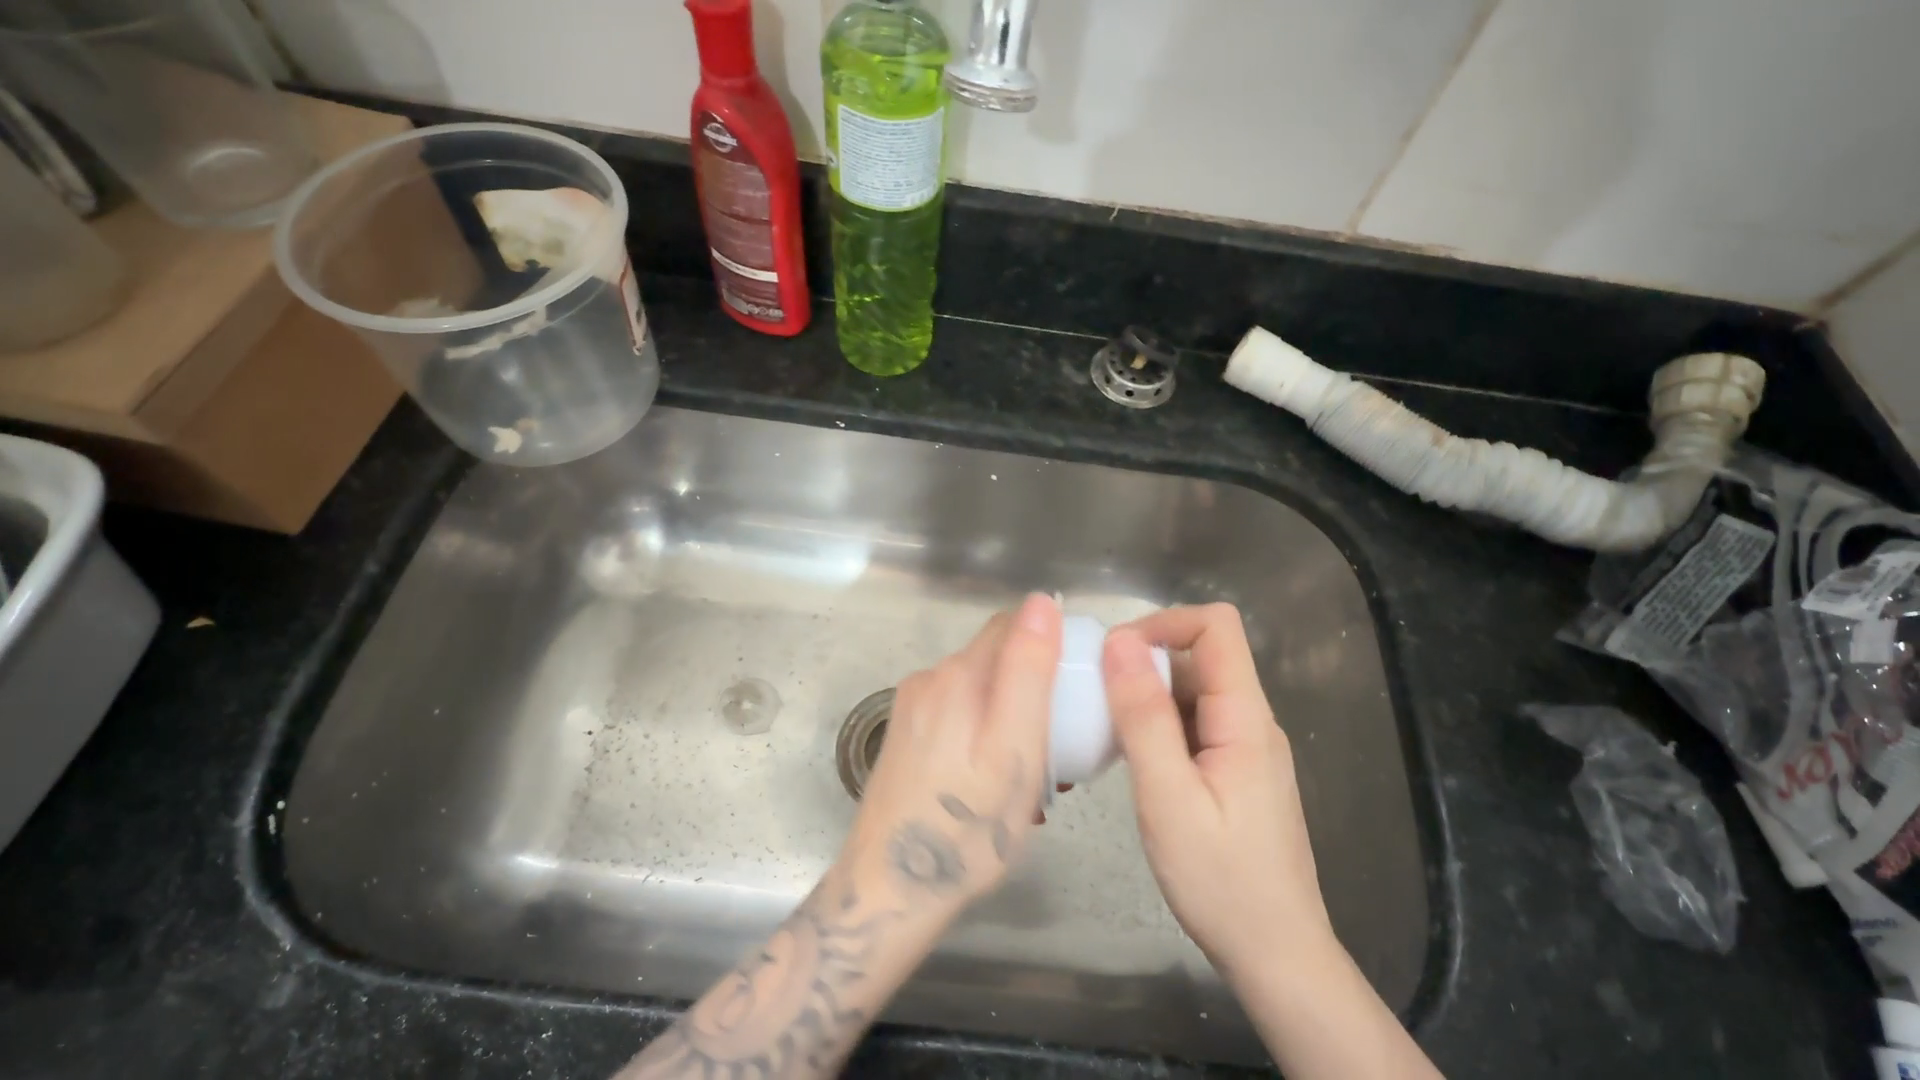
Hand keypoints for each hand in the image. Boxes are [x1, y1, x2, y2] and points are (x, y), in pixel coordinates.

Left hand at [838, 593, 1063, 915]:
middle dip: (1038, 694)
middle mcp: (929, 682)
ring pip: (982, 697)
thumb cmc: (966, 824)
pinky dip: (991, 744)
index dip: (1054, 644)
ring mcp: (913, 714)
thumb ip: (1028, 669)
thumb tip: (1043, 600)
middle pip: (998, 662)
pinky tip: (1002, 792)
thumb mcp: (1015, 746)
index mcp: (957, 675)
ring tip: (1040, 784)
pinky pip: (962, 724)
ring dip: (1017, 725)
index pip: (1014, 624)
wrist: (889, 890)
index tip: (1083, 687)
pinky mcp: (907, 744)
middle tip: (1067, 751)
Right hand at [1102, 604, 1331, 982]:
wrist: (1275, 952)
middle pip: (1201, 657)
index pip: (1216, 626)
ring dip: (1147, 699)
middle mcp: (1252, 722)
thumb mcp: (1167, 798)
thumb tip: (1120, 643)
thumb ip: (1143, 717)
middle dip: (1144, 664)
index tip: (1113, 656)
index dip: (1163, 623)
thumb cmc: (1220, 880)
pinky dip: (1159, 728)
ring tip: (1106, 735)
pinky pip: (1195, 726)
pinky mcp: (1237, 774)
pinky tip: (1132, 763)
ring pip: (1193, 693)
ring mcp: (1247, 749)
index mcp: (1245, 718)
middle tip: (1095, 703)